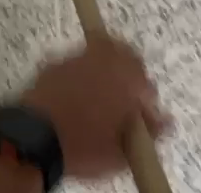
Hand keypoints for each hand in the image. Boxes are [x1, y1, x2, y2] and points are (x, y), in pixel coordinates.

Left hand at [18, 33, 169, 179]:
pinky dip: (81, 72)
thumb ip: (148, 132)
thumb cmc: (84, 144)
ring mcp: (73, 57)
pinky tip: (78, 95)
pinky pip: (75, 61)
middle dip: (128, 69)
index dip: (146, 95)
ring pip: (96, 51)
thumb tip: (166, 121)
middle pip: (120, 49)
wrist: (35, 136)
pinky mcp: (52, 63)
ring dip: (104, 67)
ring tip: (101, 97)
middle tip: (126, 97)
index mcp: (121, 76)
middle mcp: (98, 58)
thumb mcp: (123, 150)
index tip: (143, 113)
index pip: (143, 74)